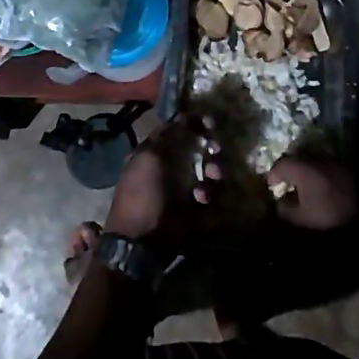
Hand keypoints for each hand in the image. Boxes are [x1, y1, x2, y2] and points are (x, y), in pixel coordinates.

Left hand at [103, 115, 220, 248]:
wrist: (142, 242)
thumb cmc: (142, 194)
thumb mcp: (150, 158)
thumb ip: (168, 135)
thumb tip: (183, 116)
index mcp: (154, 152)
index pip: (177, 129)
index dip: (193, 123)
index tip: (210, 122)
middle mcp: (169, 166)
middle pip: (196, 148)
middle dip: (208, 146)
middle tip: (216, 148)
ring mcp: (182, 186)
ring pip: (207, 168)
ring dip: (213, 169)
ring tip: (213, 177)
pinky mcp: (194, 206)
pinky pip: (209, 191)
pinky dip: (207, 192)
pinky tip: (201, 198)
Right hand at [267, 156, 356, 230]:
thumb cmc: (328, 213)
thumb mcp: (302, 217)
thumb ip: (285, 209)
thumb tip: (279, 203)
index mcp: (300, 168)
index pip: (280, 166)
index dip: (273, 176)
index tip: (271, 186)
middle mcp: (313, 158)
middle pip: (294, 158)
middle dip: (286, 170)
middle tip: (283, 183)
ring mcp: (328, 159)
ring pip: (308, 159)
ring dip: (301, 168)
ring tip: (300, 183)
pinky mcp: (341, 164)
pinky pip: (322, 163)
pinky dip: (315, 171)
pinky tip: (317, 183)